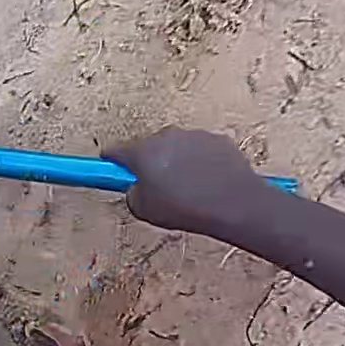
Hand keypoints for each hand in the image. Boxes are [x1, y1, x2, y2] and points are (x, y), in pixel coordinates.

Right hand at [105, 128, 267, 232]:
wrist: (234, 203)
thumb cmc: (184, 208)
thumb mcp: (143, 210)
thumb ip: (132, 194)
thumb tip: (136, 188)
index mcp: (142, 152)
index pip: (115, 151)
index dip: (111, 162)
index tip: (110, 169)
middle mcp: (165, 136)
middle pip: (147, 147)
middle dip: (148, 163)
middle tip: (155, 188)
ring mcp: (193, 135)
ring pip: (175, 147)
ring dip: (174, 163)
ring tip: (185, 190)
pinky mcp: (216, 139)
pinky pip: (199, 150)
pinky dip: (198, 162)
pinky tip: (205, 183)